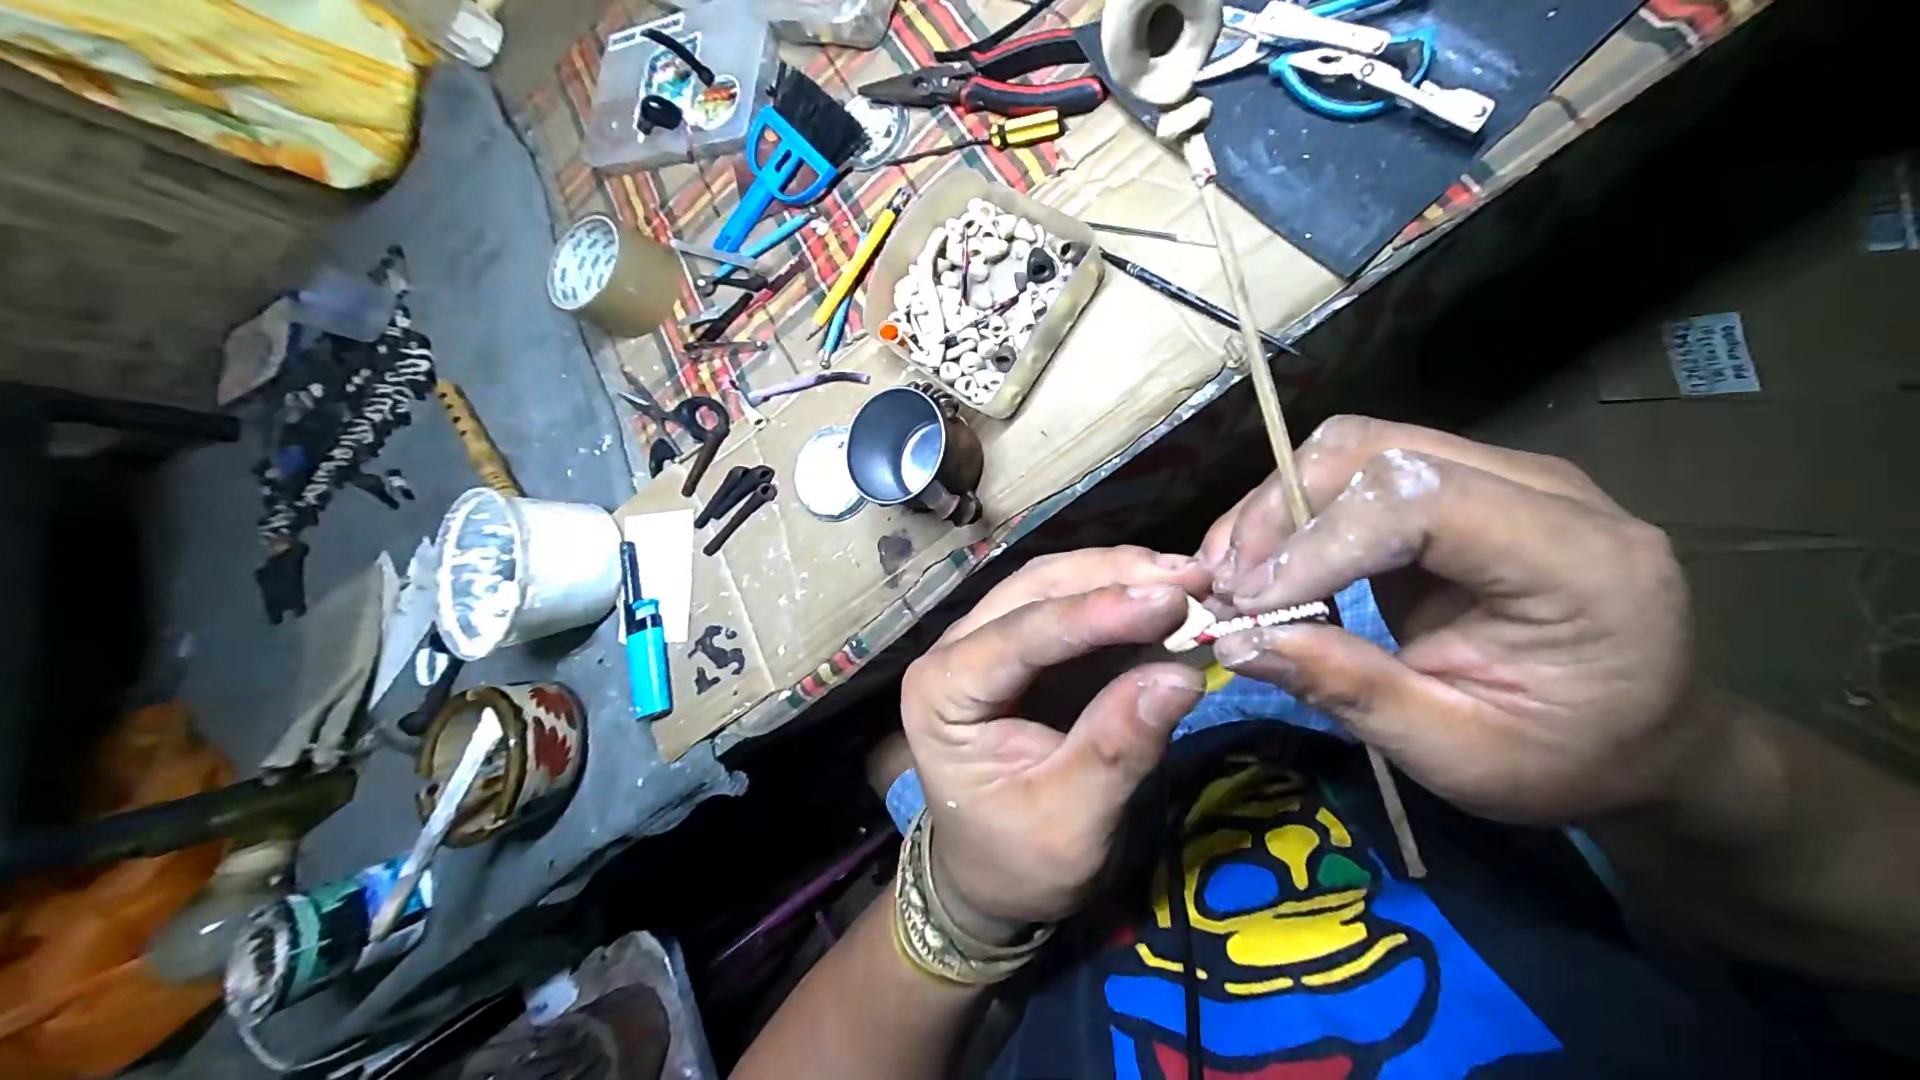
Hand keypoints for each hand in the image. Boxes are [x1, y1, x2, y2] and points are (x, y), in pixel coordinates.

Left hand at [899, 547, 1209, 940]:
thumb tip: (1181, 675)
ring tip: (1191, 580)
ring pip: (1054, 583)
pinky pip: (1076, 605)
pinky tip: (1169, 600)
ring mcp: (991, 640)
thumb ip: (1117, 749)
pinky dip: (1124, 598)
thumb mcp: (1069, 824)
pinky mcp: (1029, 648)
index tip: (1169, 600)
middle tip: (1193, 579)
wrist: (993, 872)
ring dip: (1121, 576)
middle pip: (1033, 589)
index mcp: (942, 693)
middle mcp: (957, 650)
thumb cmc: (1017, 859)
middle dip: (1113, 577)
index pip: (1019, 635)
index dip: (1095, 614)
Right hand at [1200, 416, 1703, 823]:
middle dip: (1277, 514)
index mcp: (1578, 562)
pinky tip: (1258, 562)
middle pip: (1371, 449)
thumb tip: (1235, 643)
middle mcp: (1539, 490)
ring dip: (1272, 507)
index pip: (1419, 501)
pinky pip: (1348, 469)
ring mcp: (1492, 475)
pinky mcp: (1449, 483)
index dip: (1317, 546)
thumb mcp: (1458, 754)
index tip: (1250, 606)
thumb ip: (1350, 691)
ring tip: (1229, 575)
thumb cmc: (1565, 757)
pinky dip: (1288, 511)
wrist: (1635, 733)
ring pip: (1348, 446)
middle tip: (1226, 588)